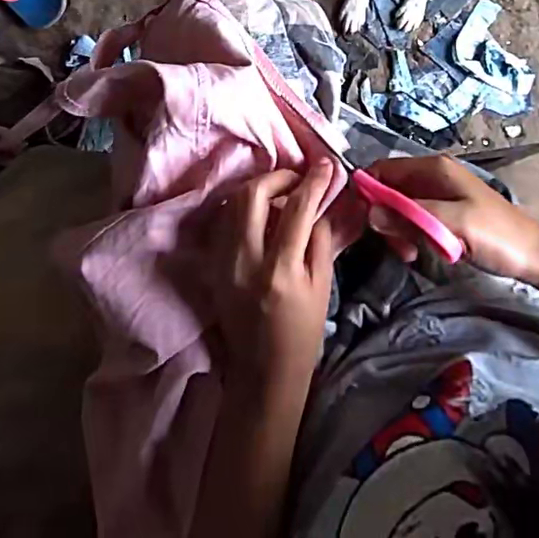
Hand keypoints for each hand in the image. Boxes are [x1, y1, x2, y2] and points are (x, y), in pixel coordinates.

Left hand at [206, 160, 345, 381]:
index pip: (297, 209)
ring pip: (234, 203)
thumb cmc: (302, 333)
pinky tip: (262, 213)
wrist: (262, 373)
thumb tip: (320, 202)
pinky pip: (226, 221)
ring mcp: (223, 262)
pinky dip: (245, 207)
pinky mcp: (212, 266)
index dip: (313, 181)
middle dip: (279, 177)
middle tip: (299, 178)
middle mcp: (245, 260)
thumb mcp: (322, 286)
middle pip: (253, 195)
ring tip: (282, 193)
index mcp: (279, 270)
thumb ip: (320, 239)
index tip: (326, 165)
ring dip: (260, 189)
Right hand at [364, 156, 538, 283]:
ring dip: (397, 229)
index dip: (367, 191)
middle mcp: (434, 175)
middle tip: (395, 245)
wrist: (535, 256)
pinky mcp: (445, 212)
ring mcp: (440, 193)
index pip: (385, 168)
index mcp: (435, 168)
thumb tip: (370, 211)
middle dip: (384, 215)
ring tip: (409, 252)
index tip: (360, 221)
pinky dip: (410, 234)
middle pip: (390, 188)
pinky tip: (418, 252)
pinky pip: (414, 218)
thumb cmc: (498, 236)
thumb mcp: (453, 225)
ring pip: (400, 206)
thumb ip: (411, 216)